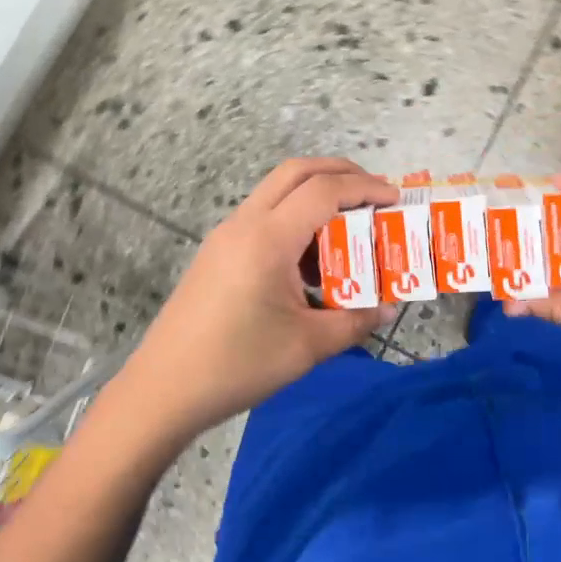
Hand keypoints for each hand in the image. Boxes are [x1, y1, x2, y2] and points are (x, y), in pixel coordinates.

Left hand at [115, 159, 397, 436]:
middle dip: (340, 173)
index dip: (364, 188)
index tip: (396, 201)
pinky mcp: (217, 253)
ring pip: (277, 192)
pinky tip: (311, 263)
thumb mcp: (307, 347)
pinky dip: (294, 220)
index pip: (323, 191)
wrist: (164, 389)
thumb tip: (388, 307)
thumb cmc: (238, 366)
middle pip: (296, 172)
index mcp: (268, 238)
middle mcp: (245, 224)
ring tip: (349, 231)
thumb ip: (354, 321)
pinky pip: (263, 217)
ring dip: (316, 197)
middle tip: (376, 195)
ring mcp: (226, 235)